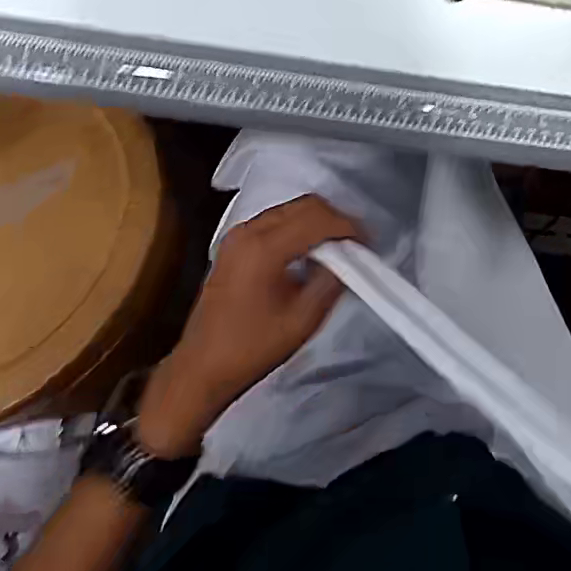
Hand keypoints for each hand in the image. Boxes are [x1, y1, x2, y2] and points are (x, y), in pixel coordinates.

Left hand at [136, 195, 360, 457]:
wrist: (202, 366)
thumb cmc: (253, 348)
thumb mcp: (303, 319)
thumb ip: (330, 281)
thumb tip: (351, 258)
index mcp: (264, 247)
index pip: (317, 218)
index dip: (348, 226)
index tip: (369, 243)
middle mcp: (249, 230)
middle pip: (304, 204)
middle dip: (335, 218)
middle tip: (357, 243)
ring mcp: (238, 233)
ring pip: (290, 208)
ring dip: (317, 220)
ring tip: (339, 246)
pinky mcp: (235, 241)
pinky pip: (276, 219)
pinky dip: (299, 226)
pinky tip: (310, 250)